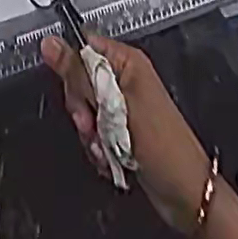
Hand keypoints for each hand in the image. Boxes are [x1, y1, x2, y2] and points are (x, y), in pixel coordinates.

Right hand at [42, 34, 213, 235]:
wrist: (187, 195)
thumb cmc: (162, 146)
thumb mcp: (114, 105)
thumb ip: (79, 74)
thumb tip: (50, 44)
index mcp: (126, 61)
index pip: (81, 47)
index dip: (72, 69)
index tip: (77, 92)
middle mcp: (123, 79)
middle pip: (78, 80)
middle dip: (81, 107)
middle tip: (92, 123)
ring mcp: (121, 105)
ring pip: (83, 108)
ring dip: (89, 132)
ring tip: (105, 146)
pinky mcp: (120, 129)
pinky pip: (92, 130)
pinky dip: (96, 145)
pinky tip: (108, 156)